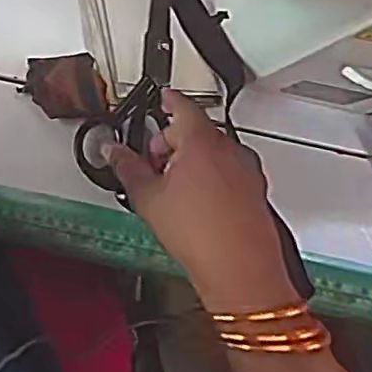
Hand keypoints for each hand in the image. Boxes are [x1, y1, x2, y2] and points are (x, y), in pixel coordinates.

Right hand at [110, 90, 296, 309]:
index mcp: (202, 143)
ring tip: (171, 184)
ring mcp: (248, 173)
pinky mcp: (257, 194)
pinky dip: (211, 174)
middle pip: (198, 130)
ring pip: (215, 151)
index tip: (163, 97)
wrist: (241, 274)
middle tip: (153, 157)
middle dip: (172, 139)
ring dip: (192, 157)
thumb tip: (114, 151)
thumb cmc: (201, 235)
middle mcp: (231, 152)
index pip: (184, 107)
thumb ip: (127, 166)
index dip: (169, 100)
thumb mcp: (147, 196)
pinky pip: (230, 171)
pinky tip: (195, 200)